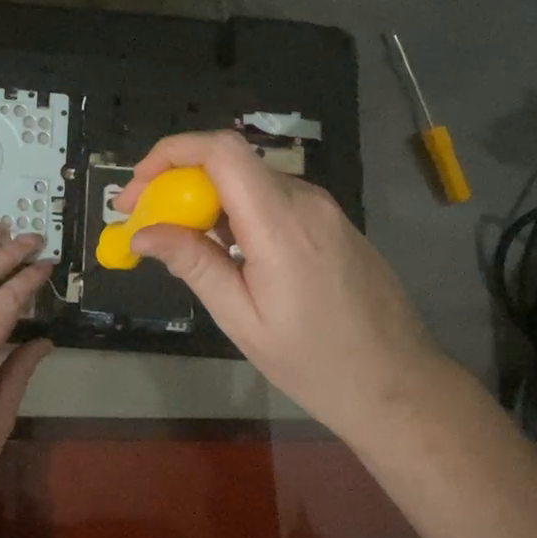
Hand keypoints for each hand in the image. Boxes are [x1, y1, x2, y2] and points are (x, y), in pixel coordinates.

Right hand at [114, 131, 446, 438]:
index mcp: (281, 224)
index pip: (222, 151)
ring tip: (175, 238)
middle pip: (229, 163)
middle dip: (176, 181)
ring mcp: (323, 209)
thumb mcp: (243, 321)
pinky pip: (272, 199)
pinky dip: (235, 210)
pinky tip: (223, 249)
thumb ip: (195, 265)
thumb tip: (142, 233)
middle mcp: (305, 201)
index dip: (171, 153)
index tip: (136, 189)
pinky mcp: (332, 222)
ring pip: (249, 181)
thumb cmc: (316, 364)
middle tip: (141, 219)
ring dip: (205, 198)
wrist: (400, 385)